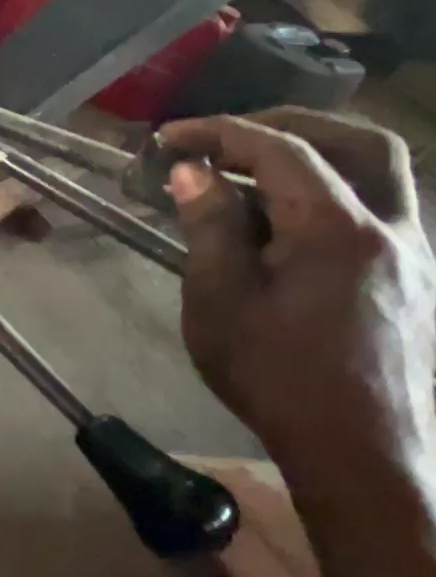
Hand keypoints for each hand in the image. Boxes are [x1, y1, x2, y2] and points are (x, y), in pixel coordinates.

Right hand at [159, 108, 435, 479]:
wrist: (363, 451)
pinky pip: (378, 210)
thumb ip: (211, 225)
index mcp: (338, 230)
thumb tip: (193, 172)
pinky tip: (278, 220)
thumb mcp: (219, 297)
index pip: (281, 151)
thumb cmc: (276, 373)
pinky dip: (328, 192)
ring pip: (381, 176)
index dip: (218, 132)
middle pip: (360, 144)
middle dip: (287, 125)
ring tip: (247, 172)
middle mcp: (393, 231)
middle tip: (223, 136)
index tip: (166, 138)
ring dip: (314, 156)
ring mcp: (415, 257)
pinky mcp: (415, 281)